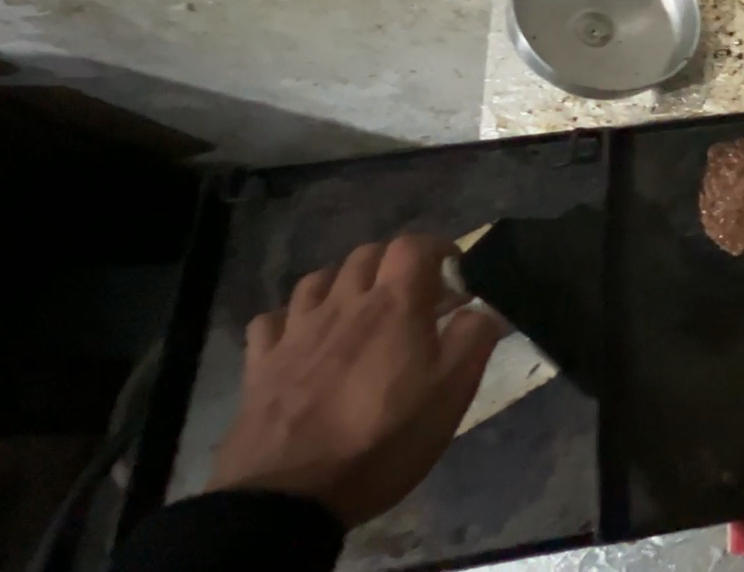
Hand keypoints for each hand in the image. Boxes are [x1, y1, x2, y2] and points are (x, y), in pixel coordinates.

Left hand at [209, 235, 504, 526]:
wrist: (287, 498)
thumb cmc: (383, 437)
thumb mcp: (453, 390)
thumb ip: (475, 336)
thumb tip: (483, 308)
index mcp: (395, 304)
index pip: (413, 246)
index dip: (439, 248)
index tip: (456, 272)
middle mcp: (344, 304)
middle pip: (366, 254)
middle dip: (396, 261)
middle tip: (417, 292)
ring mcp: (295, 333)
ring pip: (319, 279)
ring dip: (346, 280)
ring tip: (363, 306)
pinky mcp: (260, 365)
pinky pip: (272, 320)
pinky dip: (294, 316)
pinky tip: (306, 334)